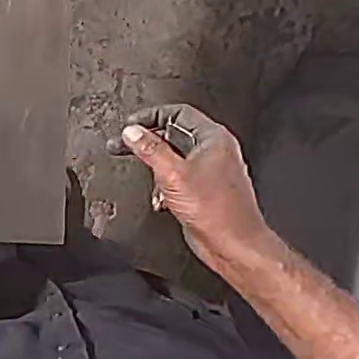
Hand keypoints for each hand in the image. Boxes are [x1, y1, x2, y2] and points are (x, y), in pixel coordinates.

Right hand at [108, 104, 276, 272]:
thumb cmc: (216, 212)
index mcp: (214, 138)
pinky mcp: (204, 190)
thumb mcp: (173, 174)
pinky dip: (165, 186)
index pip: (178, 113)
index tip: (131, 125)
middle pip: (174, 135)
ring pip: (174, 159)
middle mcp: (215, 151)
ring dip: (157, 168)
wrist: (233, 245)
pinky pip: (178, 179)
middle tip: (125, 145)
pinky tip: (161, 199)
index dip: (151, 116)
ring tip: (146, 177)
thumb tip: (133, 132)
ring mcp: (210, 171)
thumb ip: (150, 149)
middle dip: (148, 143)